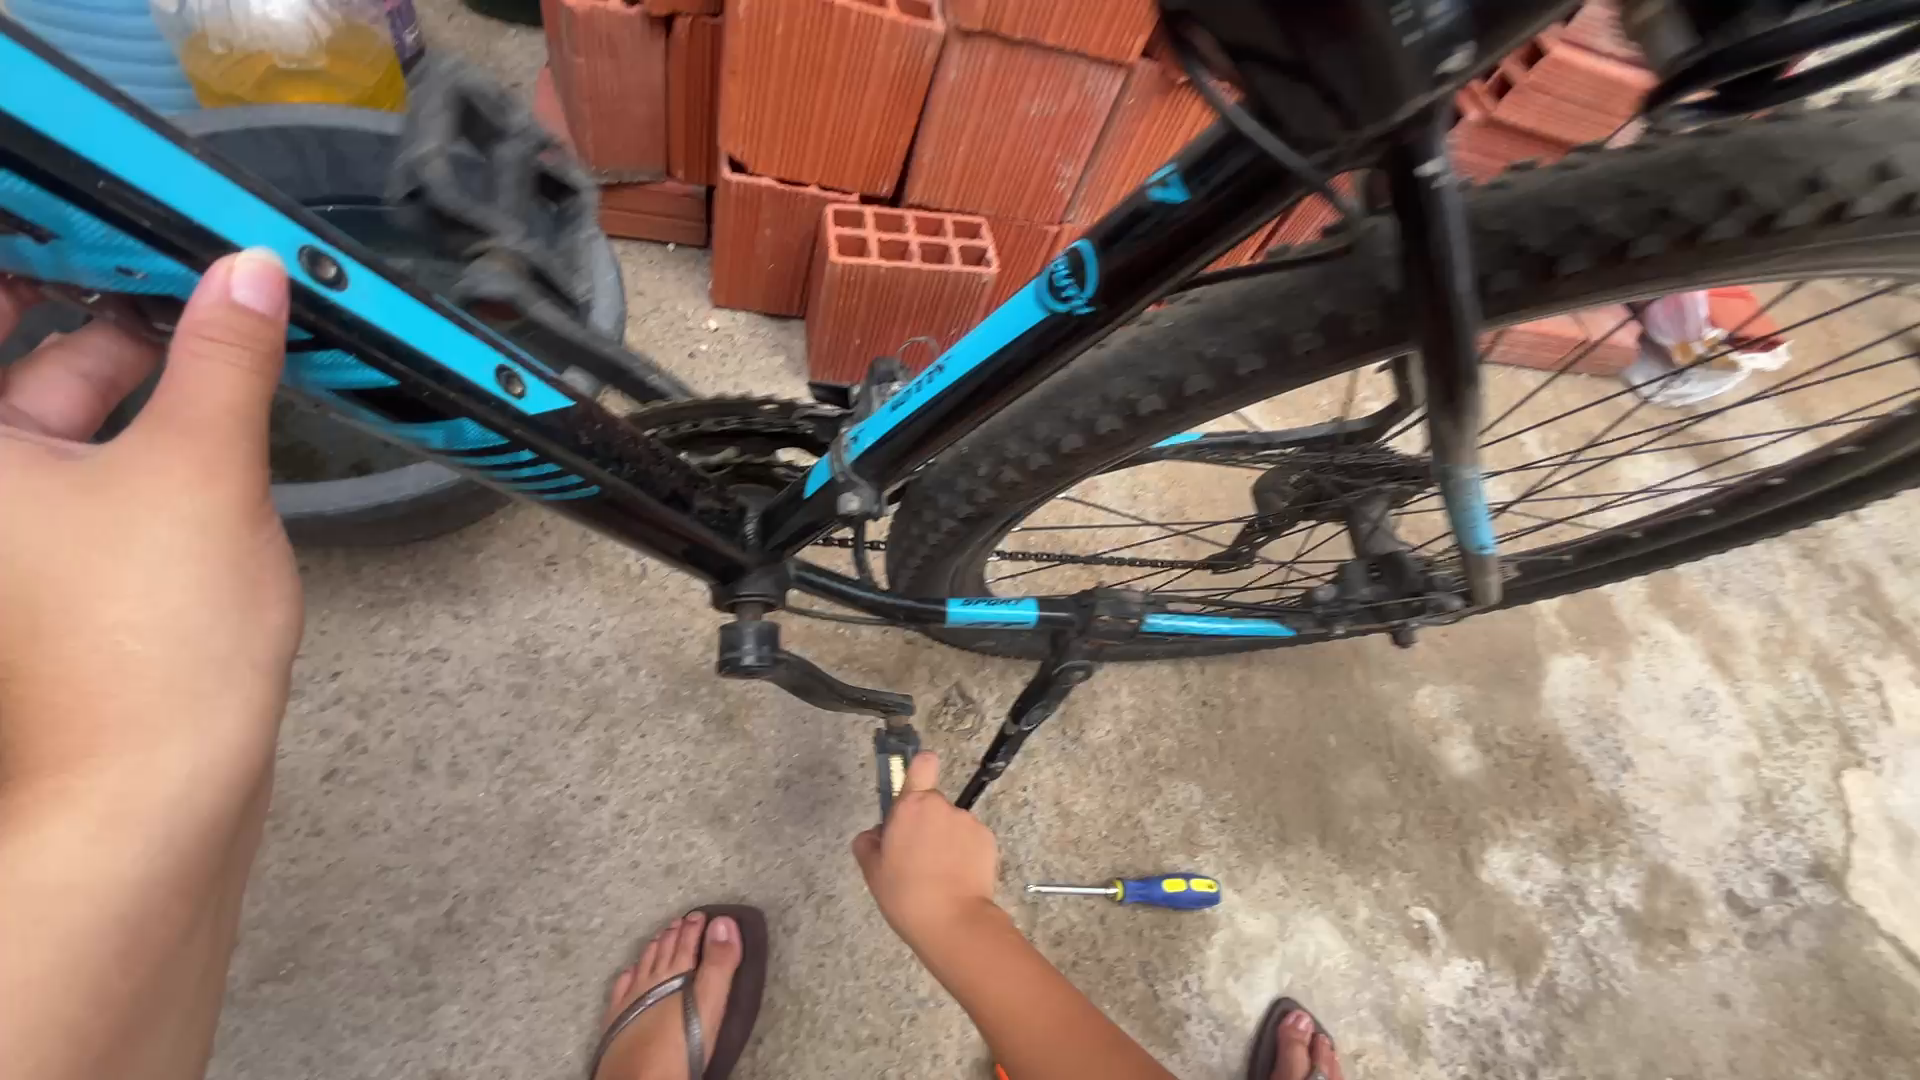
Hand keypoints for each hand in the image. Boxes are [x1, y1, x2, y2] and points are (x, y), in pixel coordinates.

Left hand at [0, 250, 301, 793]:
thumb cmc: (159, 617)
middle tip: (159, 242)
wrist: (161, 763)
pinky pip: (81, 444)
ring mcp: (3, 514)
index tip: (83, 194)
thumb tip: (252, 267)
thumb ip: (226, 360)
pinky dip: (140, 411)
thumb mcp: (202, 471)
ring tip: (206, 315)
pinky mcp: (50, 544)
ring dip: (125, 353)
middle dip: (76, 290)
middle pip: (1, 349)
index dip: (24, 244)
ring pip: (45, 397)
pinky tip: (206, 395)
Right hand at [851, 753, 1001, 946]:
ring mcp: (968, 822)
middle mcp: (942, 805)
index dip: (919, 770)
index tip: (915, 790)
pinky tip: (957, 880)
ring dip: (946, 841)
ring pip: (952, 825)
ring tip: (940, 876)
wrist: (954, 923)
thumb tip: (877, 833)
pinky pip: (971, 840)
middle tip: (918, 858)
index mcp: (911, 806)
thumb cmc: (906, 895)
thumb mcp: (872, 872)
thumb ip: (868, 843)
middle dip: (926, 824)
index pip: (923, 763)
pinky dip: (965, 854)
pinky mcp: (988, 840)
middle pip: (932, 805)